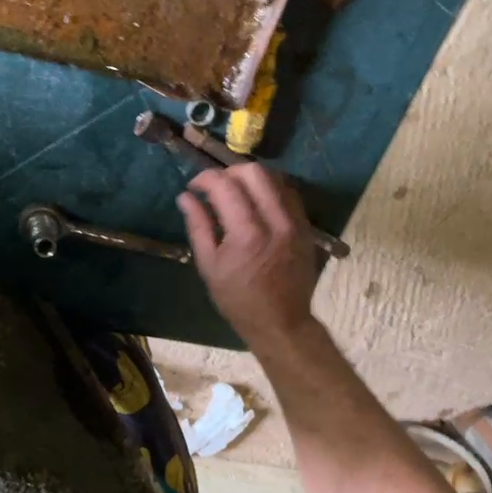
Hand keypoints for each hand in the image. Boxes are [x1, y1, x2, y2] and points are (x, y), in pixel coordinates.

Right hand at [177, 163, 320, 351]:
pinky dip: (269, 190)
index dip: (205, 178)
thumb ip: (198, 227)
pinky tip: (256, 204)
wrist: (281, 321)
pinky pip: (287, 193)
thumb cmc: (238, 299)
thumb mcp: (209, 266)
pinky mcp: (306, 225)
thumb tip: (185, 197)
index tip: (194, 187)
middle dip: (229, 172)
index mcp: (246, 233)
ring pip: (275, 177)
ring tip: (235, 194)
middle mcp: (275, 220)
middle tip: (215, 188)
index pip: (225, 185)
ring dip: (250, 178)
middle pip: (254, 172)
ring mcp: (295, 221)